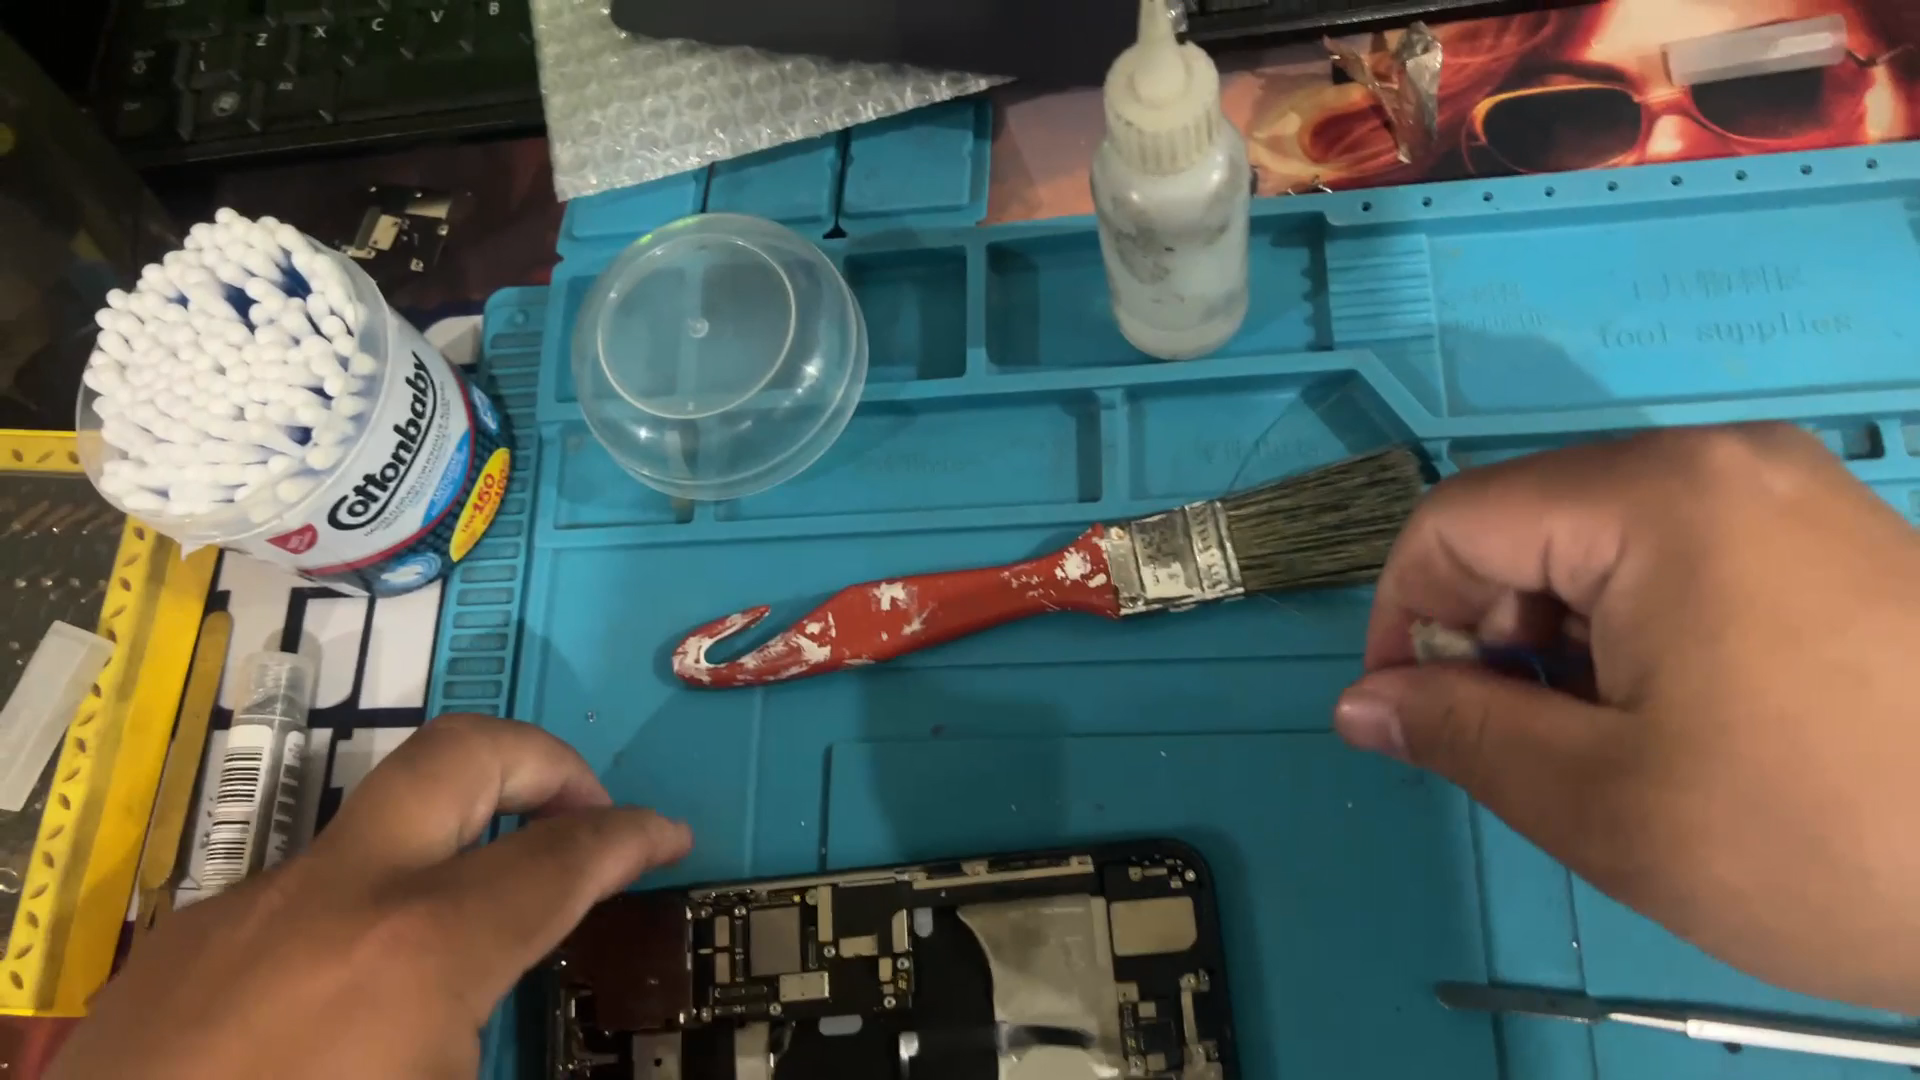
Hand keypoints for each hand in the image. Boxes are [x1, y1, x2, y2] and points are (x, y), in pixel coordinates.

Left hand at [51, 714, 691, 1079]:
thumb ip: (503, 1011)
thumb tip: (527, 985)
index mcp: (419, 949)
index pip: (567, 852)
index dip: (637, 834)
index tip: (670, 836)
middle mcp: (336, 899)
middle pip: (465, 753)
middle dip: (546, 761)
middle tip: (585, 807)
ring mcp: (246, 912)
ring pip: (383, 818)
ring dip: (458, 835)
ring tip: (481, 909)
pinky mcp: (179, 951)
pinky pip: (313, 888)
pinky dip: (377, 900)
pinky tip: (360, 987)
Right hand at [1334, 424, 1919, 1011]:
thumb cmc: (1838, 842)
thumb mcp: (1600, 800)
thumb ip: (1452, 732)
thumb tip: (1355, 707)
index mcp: (1655, 498)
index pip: (1451, 525)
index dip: (1402, 614)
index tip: (1407, 706)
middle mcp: (1715, 464)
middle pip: (1516, 529)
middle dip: (1482, 632)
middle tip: (1511, 732)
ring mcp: (1778, 494)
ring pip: (1579, 546)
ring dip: (1545, 638)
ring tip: (1592, 732)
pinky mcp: (1819, 536)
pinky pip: (1656, 557)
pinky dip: (1616, 629)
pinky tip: (1661, 710)